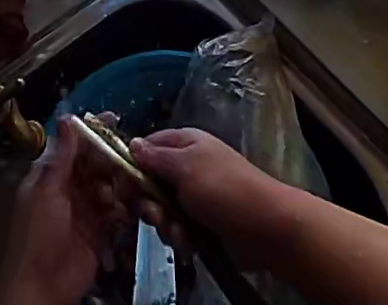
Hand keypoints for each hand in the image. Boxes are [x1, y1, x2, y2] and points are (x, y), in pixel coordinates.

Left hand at [0, 119, 129, 304]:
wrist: (41, 291)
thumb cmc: (36, 238)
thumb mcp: (46, 192)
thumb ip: (61, 157)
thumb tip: (67, 118)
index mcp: (52, 175)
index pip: (75, 144)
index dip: (94, 132)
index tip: (113, 120)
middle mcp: (71, 186)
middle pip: (96, 161)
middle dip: (110, 157)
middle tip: (125, 157)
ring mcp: (87, 207)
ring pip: (109, 182)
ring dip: (117, 182)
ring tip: (119, 189)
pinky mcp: (100, 228)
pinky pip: (117, 208)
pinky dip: (123, 205)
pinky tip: (124, 207)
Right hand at [128, 128, 295, 269]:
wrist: (264, 226)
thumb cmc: (223, 188)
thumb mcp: (185, 167)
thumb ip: (156, 157)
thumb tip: (132, 143)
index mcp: (185, 142)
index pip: (147, 148)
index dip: (131, 168)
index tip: (123, 190)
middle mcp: (187, 165)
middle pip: (150, 183)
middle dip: (150, 205)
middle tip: (159, 215)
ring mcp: (194, 195)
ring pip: (161, 210)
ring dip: (167, 225)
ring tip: (182, 232)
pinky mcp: (201, 222)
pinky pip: (177, 229)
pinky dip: (180, 238)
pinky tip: (191, 244)